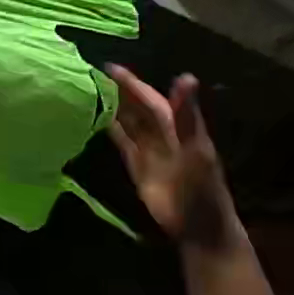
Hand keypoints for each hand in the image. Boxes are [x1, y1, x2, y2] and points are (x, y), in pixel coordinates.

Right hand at [105, 65, 242, 251]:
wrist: (199, 227)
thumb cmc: (203, 185)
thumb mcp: (196, 147)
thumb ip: (188, 114)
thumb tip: (187, 76)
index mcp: (176, 124)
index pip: (150, 97)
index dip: (133, 83)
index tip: (111, 68)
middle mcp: (161, 132)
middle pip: (136, 107)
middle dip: (119, 90)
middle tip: (93, 73)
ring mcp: (149, 149)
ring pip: (128, 122)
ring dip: (112, 106)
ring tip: (90, 90)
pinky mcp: (137, 167)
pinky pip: (122, 142)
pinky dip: (110, 129)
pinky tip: (96, 118)